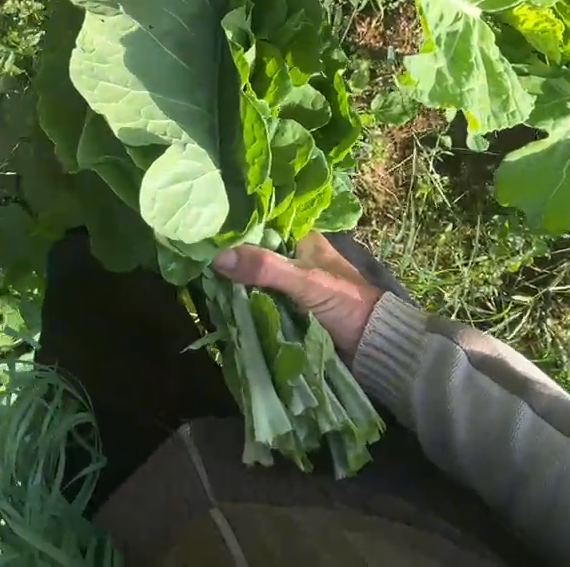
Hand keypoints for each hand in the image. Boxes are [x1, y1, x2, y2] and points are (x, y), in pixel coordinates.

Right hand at [212, 233, 383, 362]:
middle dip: (230, 253)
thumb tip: (216, 256)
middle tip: (194, 250)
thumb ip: (264, 267)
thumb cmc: (345, 302)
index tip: (204, 224)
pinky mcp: (291, 308)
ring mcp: (292, 283)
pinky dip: (244, 298)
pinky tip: (220, 297)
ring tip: (198, 272)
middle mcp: (295, 256)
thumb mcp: (304, 281)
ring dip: (235, 278)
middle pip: (255, 250)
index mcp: (302, 238)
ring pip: (256, 275)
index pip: (262, 222)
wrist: (375, 347)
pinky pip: (260, 298)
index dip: (235, 223)